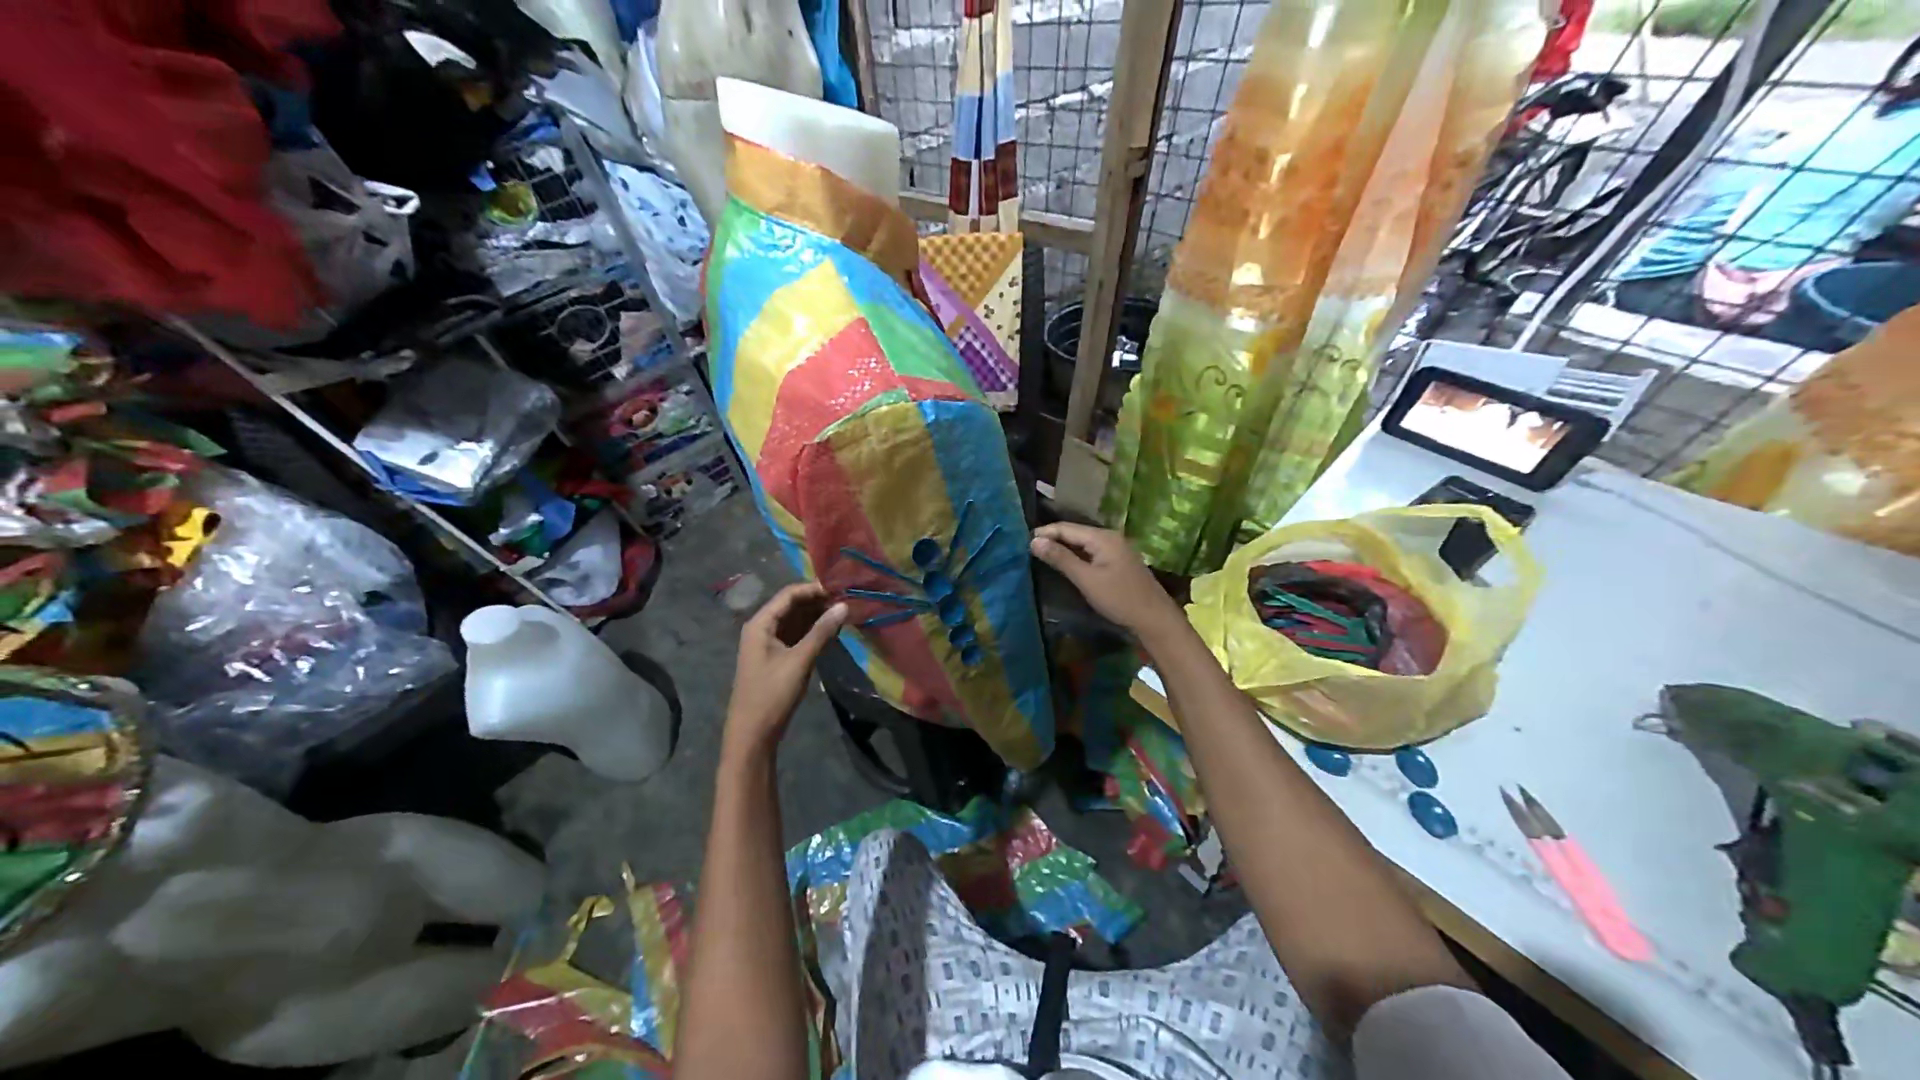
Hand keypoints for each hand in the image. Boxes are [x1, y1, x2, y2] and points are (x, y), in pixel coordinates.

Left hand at [724, 583, 847, 758]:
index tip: (842, 588)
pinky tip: (832, 631)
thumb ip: (821, 632)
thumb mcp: (799, 661)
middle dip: (818, 601)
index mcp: (760, 624)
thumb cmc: (772, 694)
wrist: (753, 734)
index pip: (789, 594)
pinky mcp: (776, 657)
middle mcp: (762, 628)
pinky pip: (796, 635)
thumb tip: (844, 606)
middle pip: (792, 605)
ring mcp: (768, 643)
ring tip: (845, 613)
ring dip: (817, 616)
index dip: (814, 588)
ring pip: (796, 621)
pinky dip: (813, 631)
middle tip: (848, 600)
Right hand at [1029, 522, 1183, 639]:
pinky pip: (1091, 552)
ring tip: (1041, 555)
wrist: (1154, 619)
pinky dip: (1076, 556)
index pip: (1066, 527)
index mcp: (1102, 537)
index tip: (1022, 541)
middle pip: (1075, 532)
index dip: (1044, 533)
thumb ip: (1060, 558)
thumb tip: (1034, 541)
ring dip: (1063, 548)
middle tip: (1028, 549)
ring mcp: (1116, 549)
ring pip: (1083, 543)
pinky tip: (1065, 564)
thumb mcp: (1086, 579)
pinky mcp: (1118, 561)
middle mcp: (1110, 537)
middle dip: (1052, 538)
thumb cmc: (1119, 598)